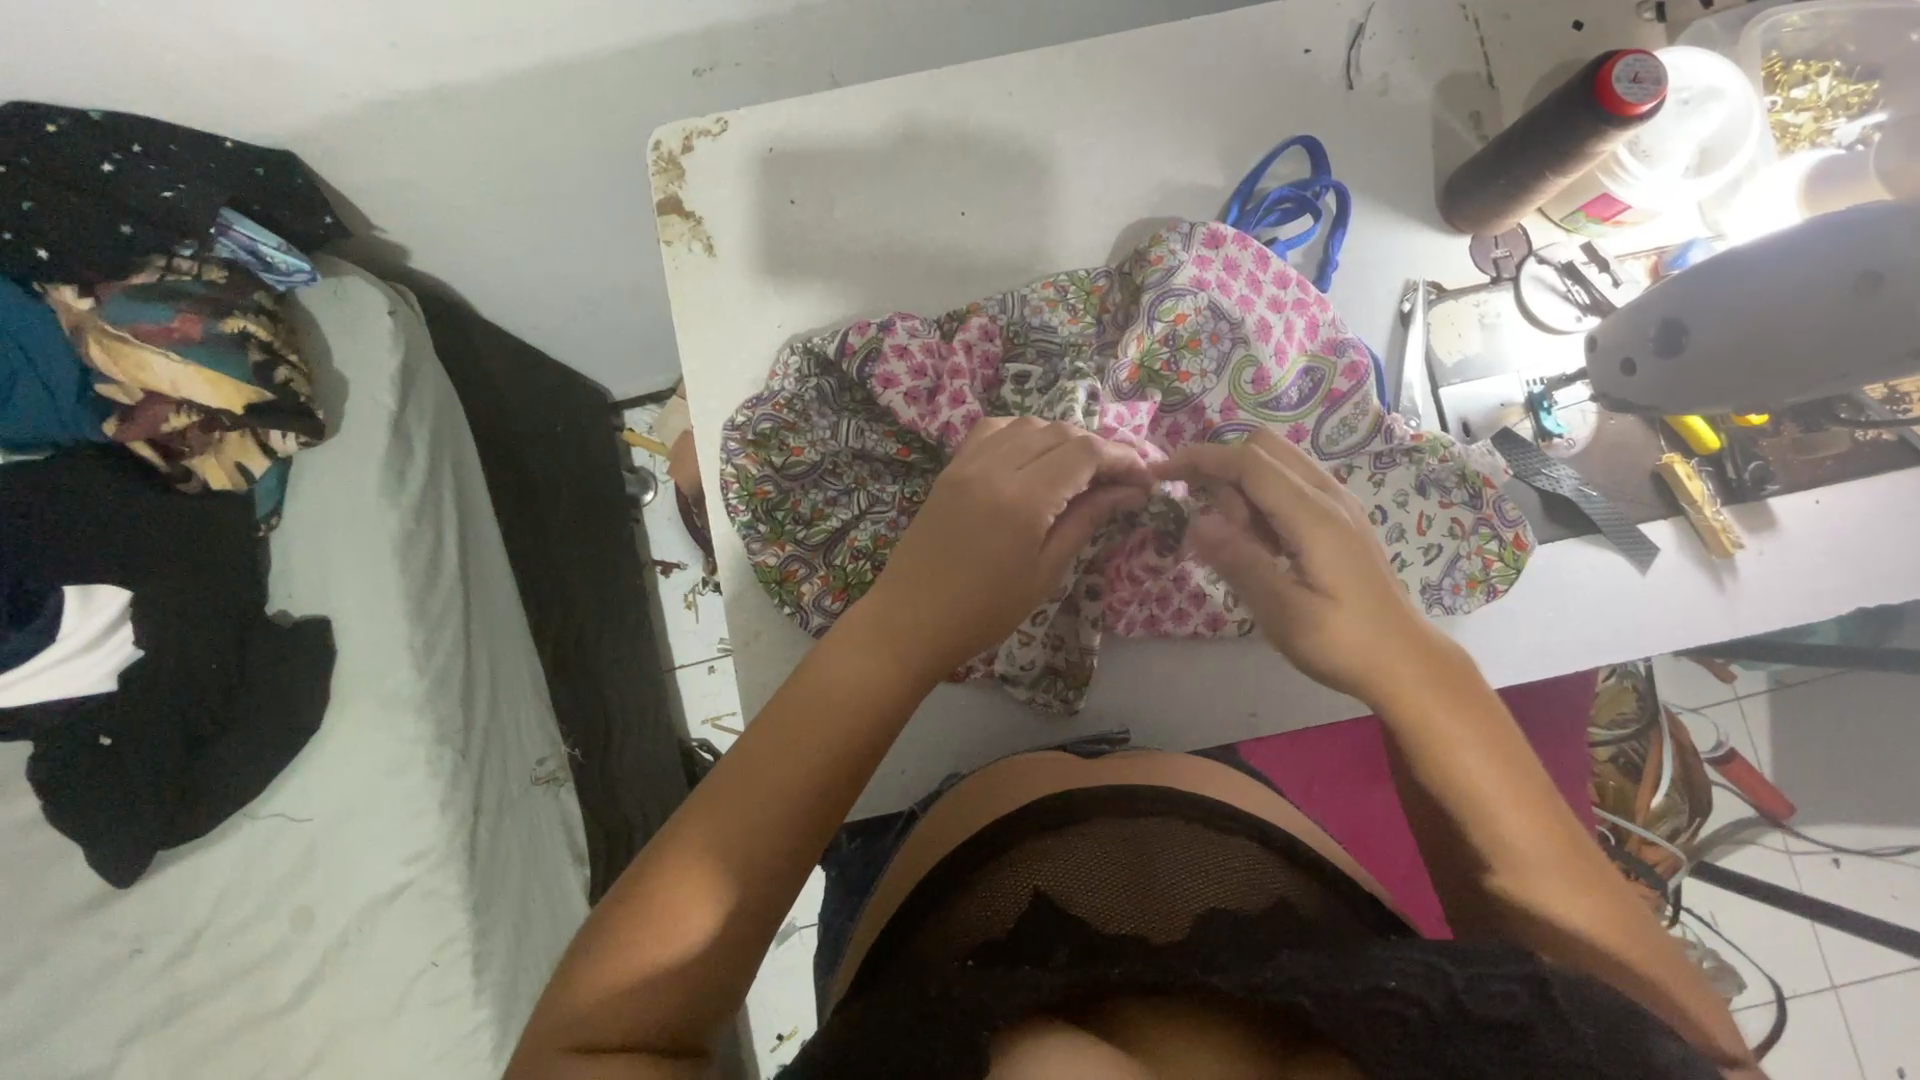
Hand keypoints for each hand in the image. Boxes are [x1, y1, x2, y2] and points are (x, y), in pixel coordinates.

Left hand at [846, 417, 1149, 680]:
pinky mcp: (950, 468)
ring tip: (1080, 470)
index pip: (1085, 452)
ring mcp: (967, 463)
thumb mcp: (1046, 572)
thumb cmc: (984, 611)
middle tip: (1119, 478)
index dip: (1121, 458)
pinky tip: (1033, 458)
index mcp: (1023, 498)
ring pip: (1027, 425)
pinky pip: (992, 431)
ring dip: (1062, 438)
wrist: (910, 620)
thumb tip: (1130, 491)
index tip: (1144, 479)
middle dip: (1098, 447)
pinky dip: (1022, 434)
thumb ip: (1086, 521)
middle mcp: (994, 467)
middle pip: (1060, 432)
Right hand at [1155, 429, 1453, 701]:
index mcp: (1313, 515)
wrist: (1405, 662)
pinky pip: (1290, 484)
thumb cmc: (1343, 643)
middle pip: (1262, 447)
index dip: (1200, 458)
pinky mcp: (1339, 518)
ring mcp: (1338, 504)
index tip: (1160, 473)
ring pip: (1276, 463)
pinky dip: (1261, 498)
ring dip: (1242, 487)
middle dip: (1221, 470)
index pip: (1247, 462)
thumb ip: (1240, 562)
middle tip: (1213, 528)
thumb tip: (1196, 521)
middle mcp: (1328, 496)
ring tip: (1238, 543)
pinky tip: (1261, 545)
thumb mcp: (1284, 613)